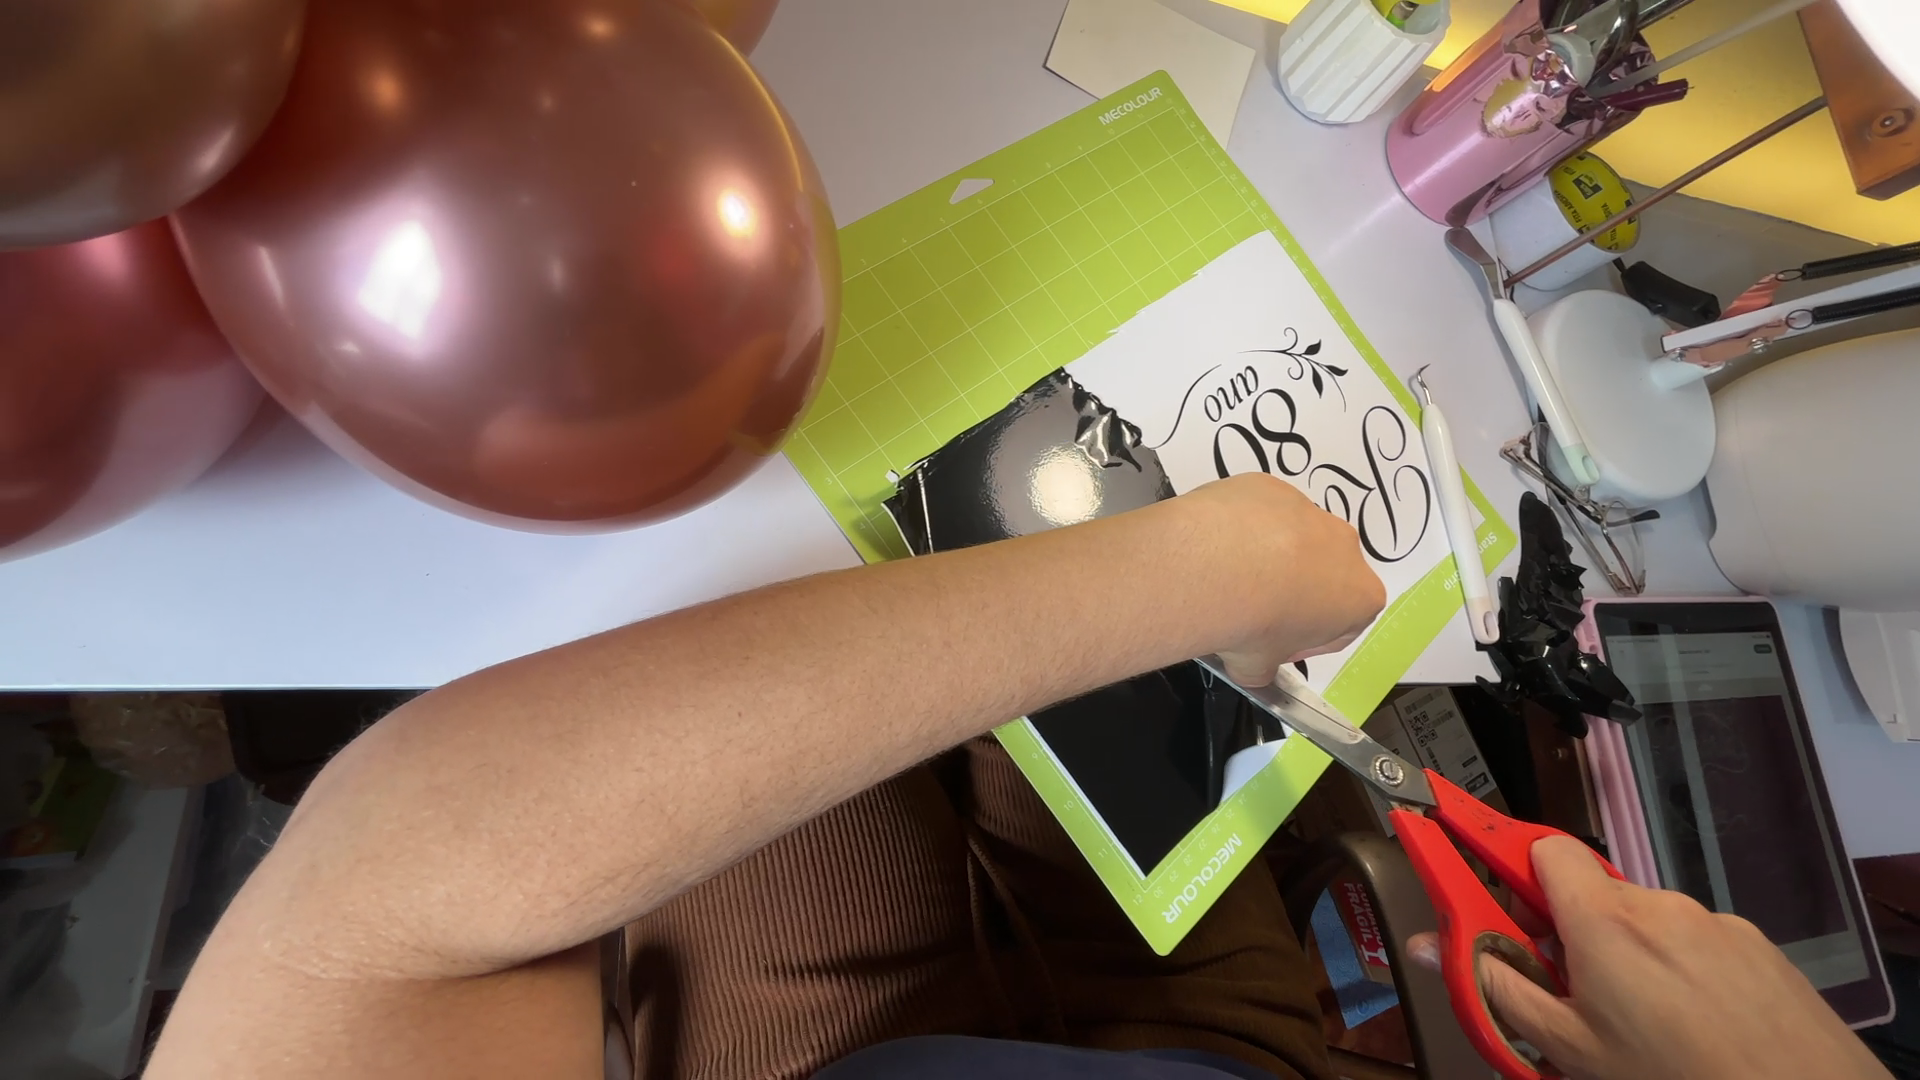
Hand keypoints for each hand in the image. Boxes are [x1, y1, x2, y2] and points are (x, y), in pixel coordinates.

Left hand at [1169, 473, 1384, 684]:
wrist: (1214, 567)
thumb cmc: (1251, 623)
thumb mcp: (1256, 666)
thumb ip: (1261, 670)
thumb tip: (1252, 673)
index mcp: (1359, 597)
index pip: (1341, 625)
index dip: (1304, 640)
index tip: (1272, 644)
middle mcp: (1344, 547)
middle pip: (1318, 575)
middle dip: (1287, 593)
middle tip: (1245, 609)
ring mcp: (1307, 510)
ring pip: (1287, 538)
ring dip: (1263, 555)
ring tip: (1222, 577)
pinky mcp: (1269, 486)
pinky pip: (1255, 511)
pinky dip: (1237, 526)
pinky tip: (1211, 546)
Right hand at [1408, 836, 1889, 1079]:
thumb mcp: (1568, 1044)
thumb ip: (1492, 982)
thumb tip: (1425, 945)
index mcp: (1604, 918)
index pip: (1543, 847)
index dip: (1520, 869)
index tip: (1512, 904)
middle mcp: (1659, 904)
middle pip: (1591, 891)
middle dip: (1574, 928)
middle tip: (1577, 985)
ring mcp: (1719, 925)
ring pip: (1646, 918)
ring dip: (1631, 950)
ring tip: (1647, 1015)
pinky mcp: (1766, 951)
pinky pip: (1700, 940)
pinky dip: (1685, 967)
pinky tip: (1698, 1020)